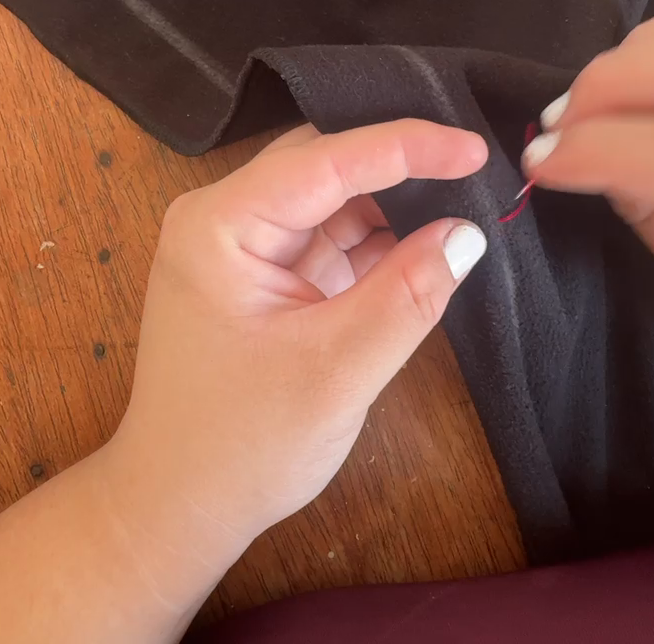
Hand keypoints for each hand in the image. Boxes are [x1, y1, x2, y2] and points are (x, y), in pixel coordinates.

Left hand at [110, 120, 489, 542]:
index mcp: (219, 224)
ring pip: (332, 197)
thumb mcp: (334, 372)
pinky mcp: (269, 272)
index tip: (473, 148)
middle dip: (399, 166)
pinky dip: (379, 240)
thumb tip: (468, 234)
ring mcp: (247, 244)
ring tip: (462, 204)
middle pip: (323, 166)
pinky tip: (426, 240)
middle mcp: (226, 217)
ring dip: (394, 204)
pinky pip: (331, 235)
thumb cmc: (240, 446)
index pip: (322, 160)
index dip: (404, 147)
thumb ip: (405, 296)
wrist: (180, 506)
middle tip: (473, 168)